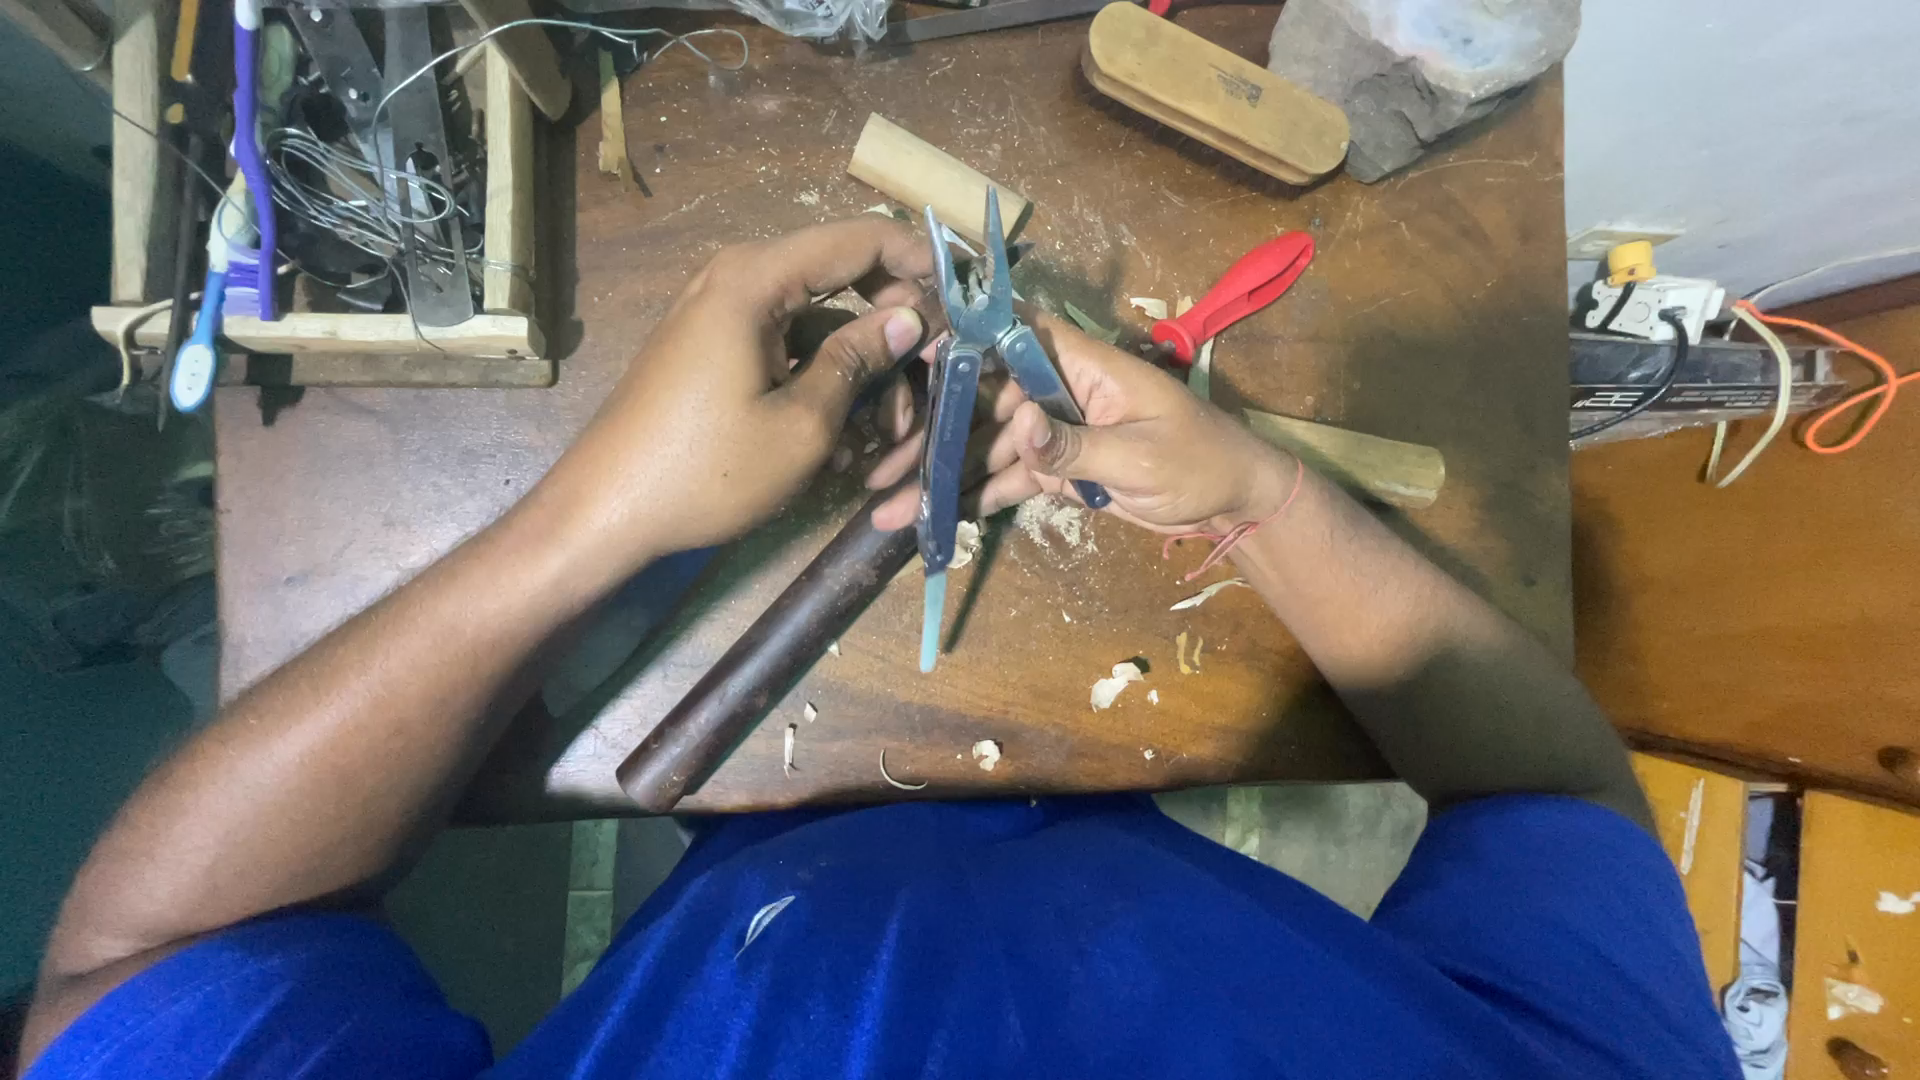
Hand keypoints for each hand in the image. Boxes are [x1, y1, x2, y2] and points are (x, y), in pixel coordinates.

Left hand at [529, 216, 931, 580]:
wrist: (608, 512)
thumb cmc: (709, 470)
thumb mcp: (802, 423)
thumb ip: (858, 359)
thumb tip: (910, 319)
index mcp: (756, 279)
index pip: (858, 240)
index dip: (918, 261)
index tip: (962, 299)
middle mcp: (738, 280)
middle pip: (842, 279)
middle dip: (892, 327)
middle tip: (929, 376)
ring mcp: (724, 317)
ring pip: (819, 325)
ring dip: (860, 370)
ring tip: (885, 433)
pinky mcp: (717, 352)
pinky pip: (787, 350)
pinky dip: (821, 384)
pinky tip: (841, 440)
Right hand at [867, 312, 1295, 534]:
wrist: (1230, 502)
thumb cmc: (1198, 461)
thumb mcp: (1138, 456)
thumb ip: (1074, 443)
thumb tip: (1018, 424)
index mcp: (1083, 368)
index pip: (1017, 338)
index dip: (965, 340)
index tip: (911, 355)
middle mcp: (1059, 394)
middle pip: (984, 404)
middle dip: (934, 436)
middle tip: (881, 468)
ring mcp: (1055, 434)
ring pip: (989, 449)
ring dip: (944, 477)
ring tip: (892, 507)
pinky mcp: (1057, 471)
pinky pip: (1011, 481)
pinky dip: (978, 498)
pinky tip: (936, 518)